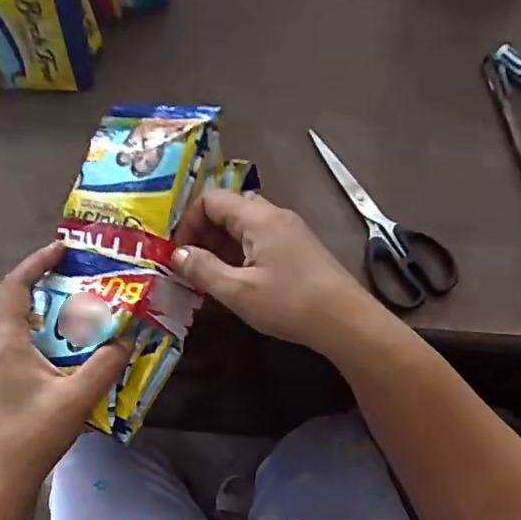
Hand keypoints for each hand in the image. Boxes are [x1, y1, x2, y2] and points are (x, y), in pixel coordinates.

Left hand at [0, 243, 130, 483]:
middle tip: (62, 276)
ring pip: (5, 319)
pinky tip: (60, 343)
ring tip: (67, 304)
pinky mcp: (0, 379)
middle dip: (29, 279)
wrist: (6, 473)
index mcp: (6, 342)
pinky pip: (12, 339)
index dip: (35, 263)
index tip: (61, 250)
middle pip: (1, 297)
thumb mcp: (77, 397)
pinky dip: (33, 328)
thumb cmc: (35, 433)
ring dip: (32, 304)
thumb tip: (128, 338)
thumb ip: (105, 365)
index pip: (12, 286)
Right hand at [170, 189, 382, 352]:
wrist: (344, 320)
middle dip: (205, 234)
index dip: (189, 222)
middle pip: (229, 210)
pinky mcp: (300, 249)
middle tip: (192, 266)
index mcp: (258, 218)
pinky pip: (262, 240)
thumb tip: (177, 254)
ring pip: (246, 227)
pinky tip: (238, 281)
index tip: (179, 252)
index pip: (212, 199)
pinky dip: (242, 254)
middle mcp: (275, 215)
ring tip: (211, 277)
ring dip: (222, 247)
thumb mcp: (237, 291)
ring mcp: (290, 231)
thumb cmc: (288, 304)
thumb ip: (203, 269)